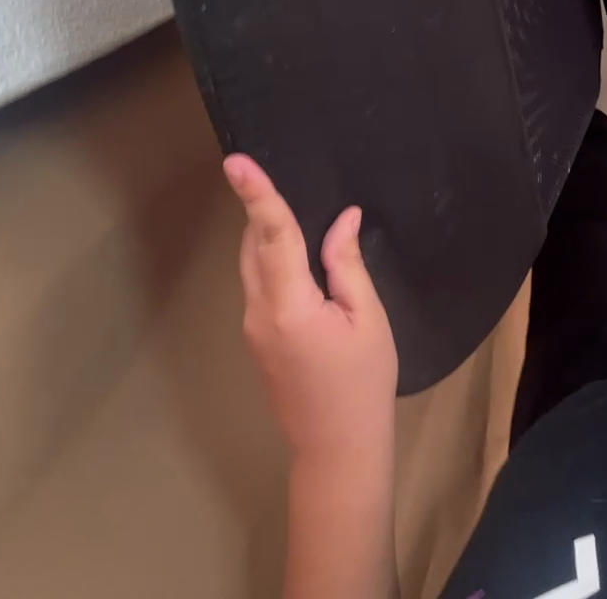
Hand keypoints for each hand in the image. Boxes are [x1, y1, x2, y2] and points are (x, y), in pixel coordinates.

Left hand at [226, 154, 396, 465]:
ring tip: (284, 199)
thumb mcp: (367, 318)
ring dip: (264, 230)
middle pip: (253, 247)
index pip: (272, 237)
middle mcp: (259, 312)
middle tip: (264, 169)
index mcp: (290, 306)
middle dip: (258, 207)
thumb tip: (341, 220)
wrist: (337, 443)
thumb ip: (347, 266)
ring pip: (251, 264)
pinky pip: (259, 282)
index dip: (258, 196)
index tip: (238, 162)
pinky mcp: (258, 337)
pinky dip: (271, 254)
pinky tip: (296, 246)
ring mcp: (253, 327)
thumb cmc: (363, 379)